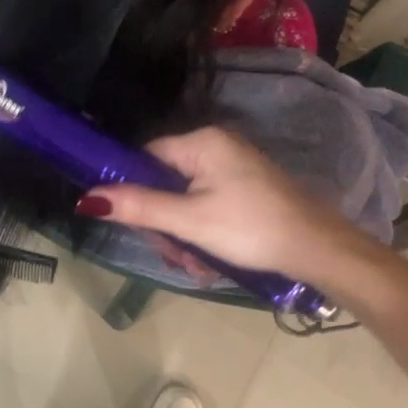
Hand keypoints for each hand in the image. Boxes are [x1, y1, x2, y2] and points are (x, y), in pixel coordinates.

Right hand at [78, 127, 380, 286]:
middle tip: (176, 256)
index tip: (135, 224)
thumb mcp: (189, 221)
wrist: (321, 251)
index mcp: (202, 141)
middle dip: (164, 224)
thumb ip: (139, 207)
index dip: (132, 189)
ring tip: (197, 266)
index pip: (144, 156)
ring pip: (183, 201)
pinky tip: (210, 262)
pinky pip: (206, 207)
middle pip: (163, 182)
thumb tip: (87, 198)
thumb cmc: (251, 228)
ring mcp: (233, 169)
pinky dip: (203, 234)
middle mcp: (216, 146)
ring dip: (182, 237)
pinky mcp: (245, 190)